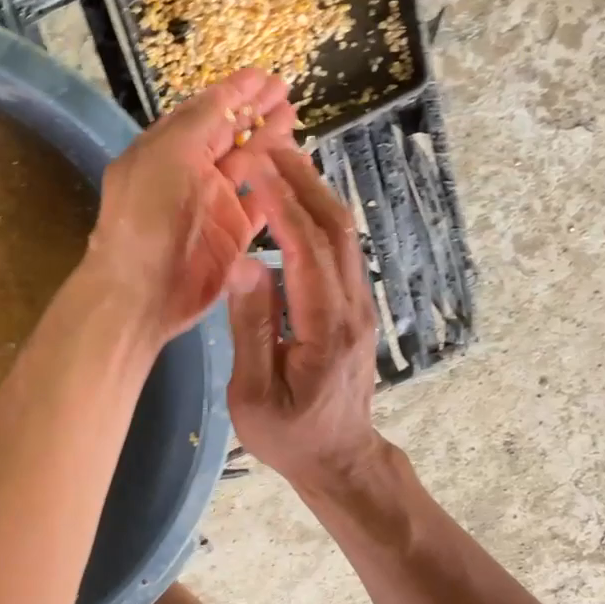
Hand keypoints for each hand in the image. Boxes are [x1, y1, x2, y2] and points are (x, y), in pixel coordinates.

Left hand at [87, 69, 295, 341]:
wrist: (141, 290)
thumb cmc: (147, 216)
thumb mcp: (168, 153)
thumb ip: (200, 120)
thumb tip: (227, 92)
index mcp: (165, 150)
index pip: (204, 112)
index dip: (232, 92)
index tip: (262, 74)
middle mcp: (188, 173)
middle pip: (228, 134)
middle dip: (255, 110)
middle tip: (286, 89)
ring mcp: (211, 205)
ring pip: (247, 165)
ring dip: (269, 141)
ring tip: (294, 115)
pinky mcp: (231, 235)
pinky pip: (260, 203)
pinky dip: (277, 185)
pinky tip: (295, 164)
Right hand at [225, 145, 385, 489]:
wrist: (340, 460)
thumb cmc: (289, 436)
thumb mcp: (254, 395)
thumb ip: (250, 328)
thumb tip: (245, 264)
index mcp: (325, 328)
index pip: (307, 249)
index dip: (283, 201)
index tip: (255, 164)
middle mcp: (352, 308)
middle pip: (335, 228)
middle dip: (303, 180)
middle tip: (267, 143)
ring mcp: (360, 306)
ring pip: (344, 234)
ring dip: (313, 191)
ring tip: (279, 158)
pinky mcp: (355, 308)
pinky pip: (341, 249)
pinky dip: (318, 215)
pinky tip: (295, 201)